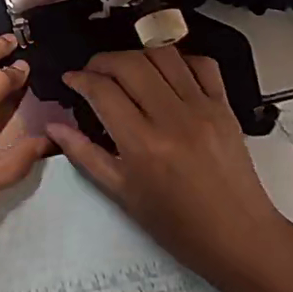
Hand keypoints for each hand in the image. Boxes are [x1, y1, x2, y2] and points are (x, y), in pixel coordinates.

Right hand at [47, 48, 292, 291]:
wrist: (238, 236)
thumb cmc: (177, 224)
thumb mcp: (122, 194)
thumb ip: (85, 155)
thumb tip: (54, 127)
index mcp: (143, 145)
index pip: (103, 91)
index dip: (80, 79)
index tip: (70, 80)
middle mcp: (173, 119)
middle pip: (130, 64)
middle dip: (102, 61)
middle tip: (92, 73)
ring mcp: (203, 108)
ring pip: (164, 55)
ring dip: (136, 55)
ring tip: (123, 70)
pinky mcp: (225, 107)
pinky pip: (202, 64)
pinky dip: (178, 59)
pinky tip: (164, 72)